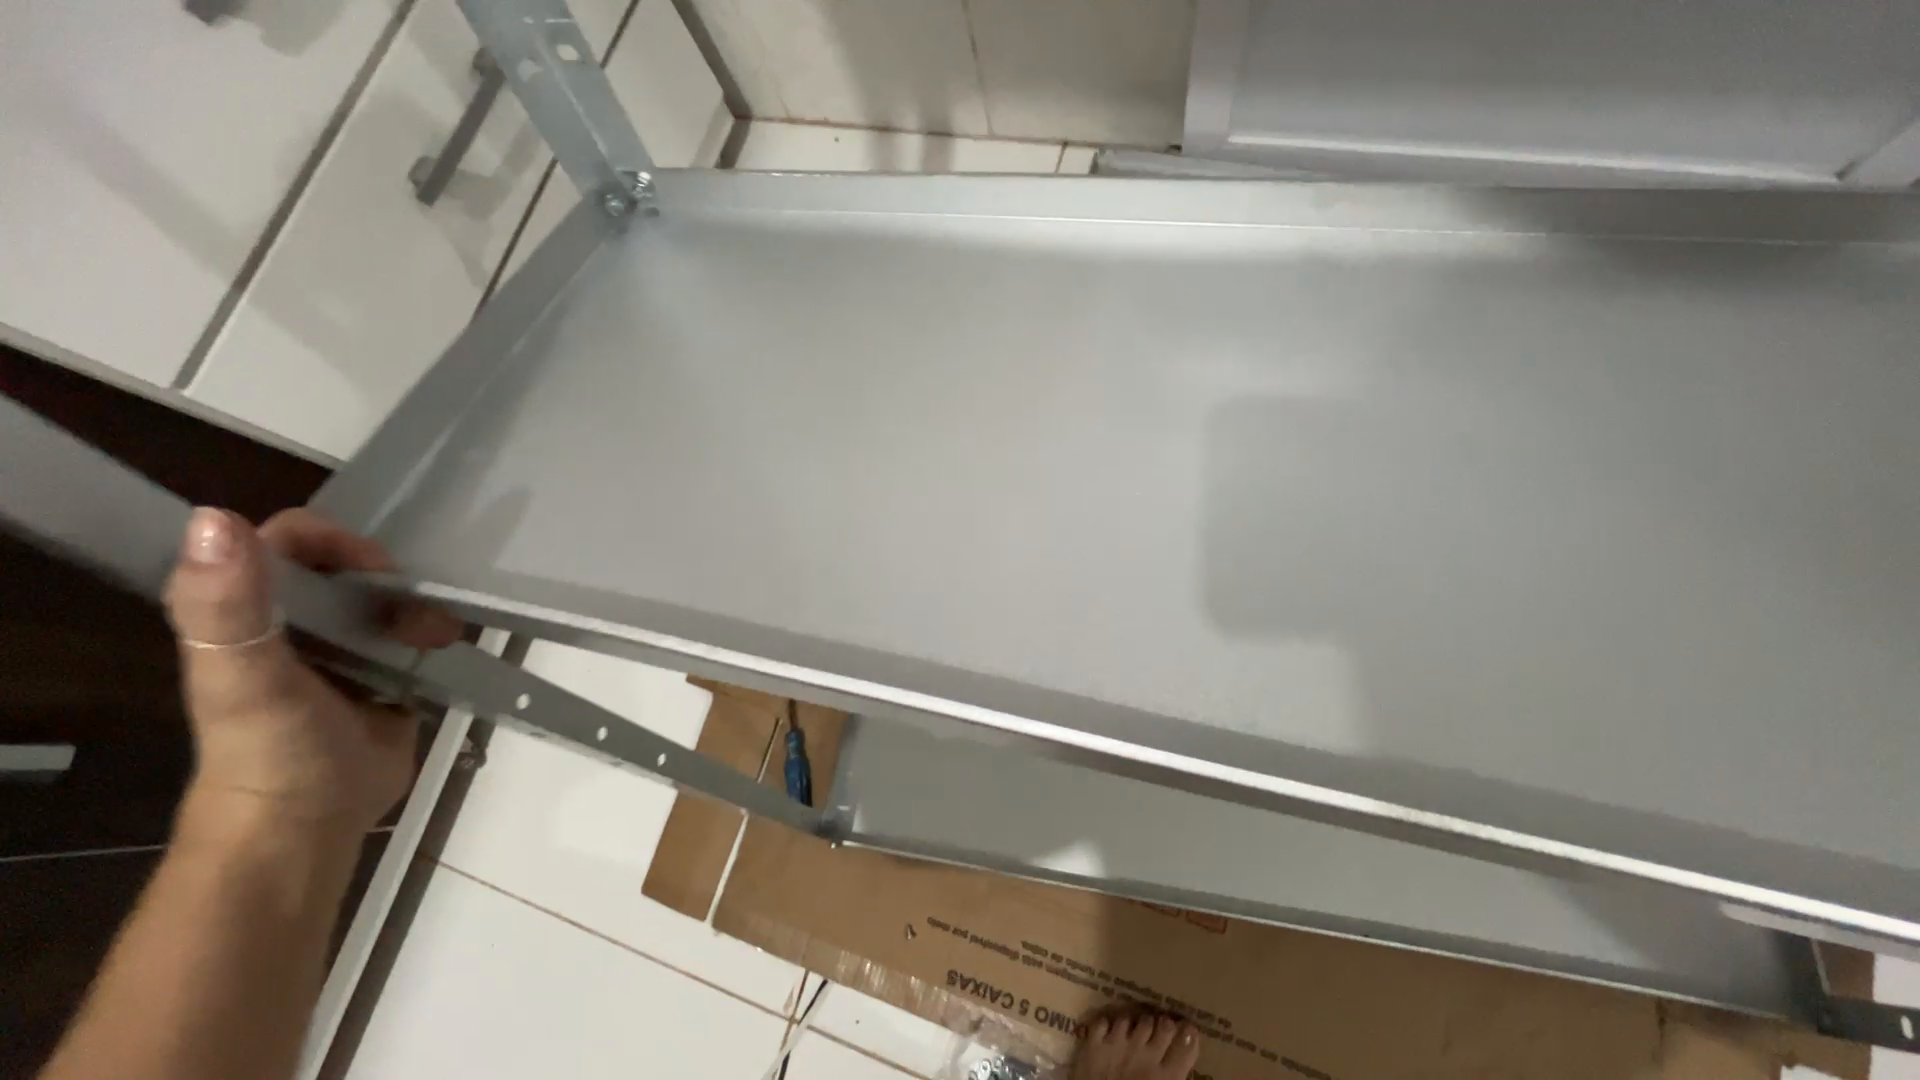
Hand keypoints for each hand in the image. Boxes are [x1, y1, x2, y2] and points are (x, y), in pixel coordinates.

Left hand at [163, 507, 463, 835]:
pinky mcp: (383, 671)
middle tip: (408, 609)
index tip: (370, 569)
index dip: (331, 540)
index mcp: (247, 611)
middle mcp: (293, 620)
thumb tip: (212, 515)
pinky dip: (434, 631)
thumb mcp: (244, 677)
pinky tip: (441, 650)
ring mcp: (341, 646)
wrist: (309, 823)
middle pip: (346, 565)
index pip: (287, 540)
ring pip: (386, 596)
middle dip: (386, 579)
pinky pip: (414, 631)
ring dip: (418, 608)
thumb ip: (227, 605)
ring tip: (434, 637)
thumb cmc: (270, 750)